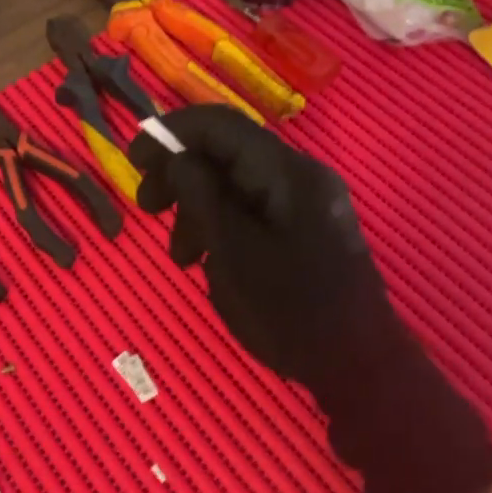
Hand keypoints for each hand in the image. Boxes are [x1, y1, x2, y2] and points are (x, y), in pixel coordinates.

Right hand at [130, 106, 491, 492]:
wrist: (358, 367)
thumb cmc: (289, 311)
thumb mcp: (232, 252)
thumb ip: (200, 195)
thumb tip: (175, 156)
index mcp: (286, 173)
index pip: (219, 125)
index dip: (169, 133)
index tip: (133, 160)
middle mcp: (299, 175)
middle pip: (224, 152)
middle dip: (179, 174)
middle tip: (147, 207)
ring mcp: (304, 201)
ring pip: (234, 182)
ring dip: (196, 207)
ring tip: (181, 256)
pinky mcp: (303, 226)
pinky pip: (251, 207)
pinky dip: (220, 224)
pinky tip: (207, 259)